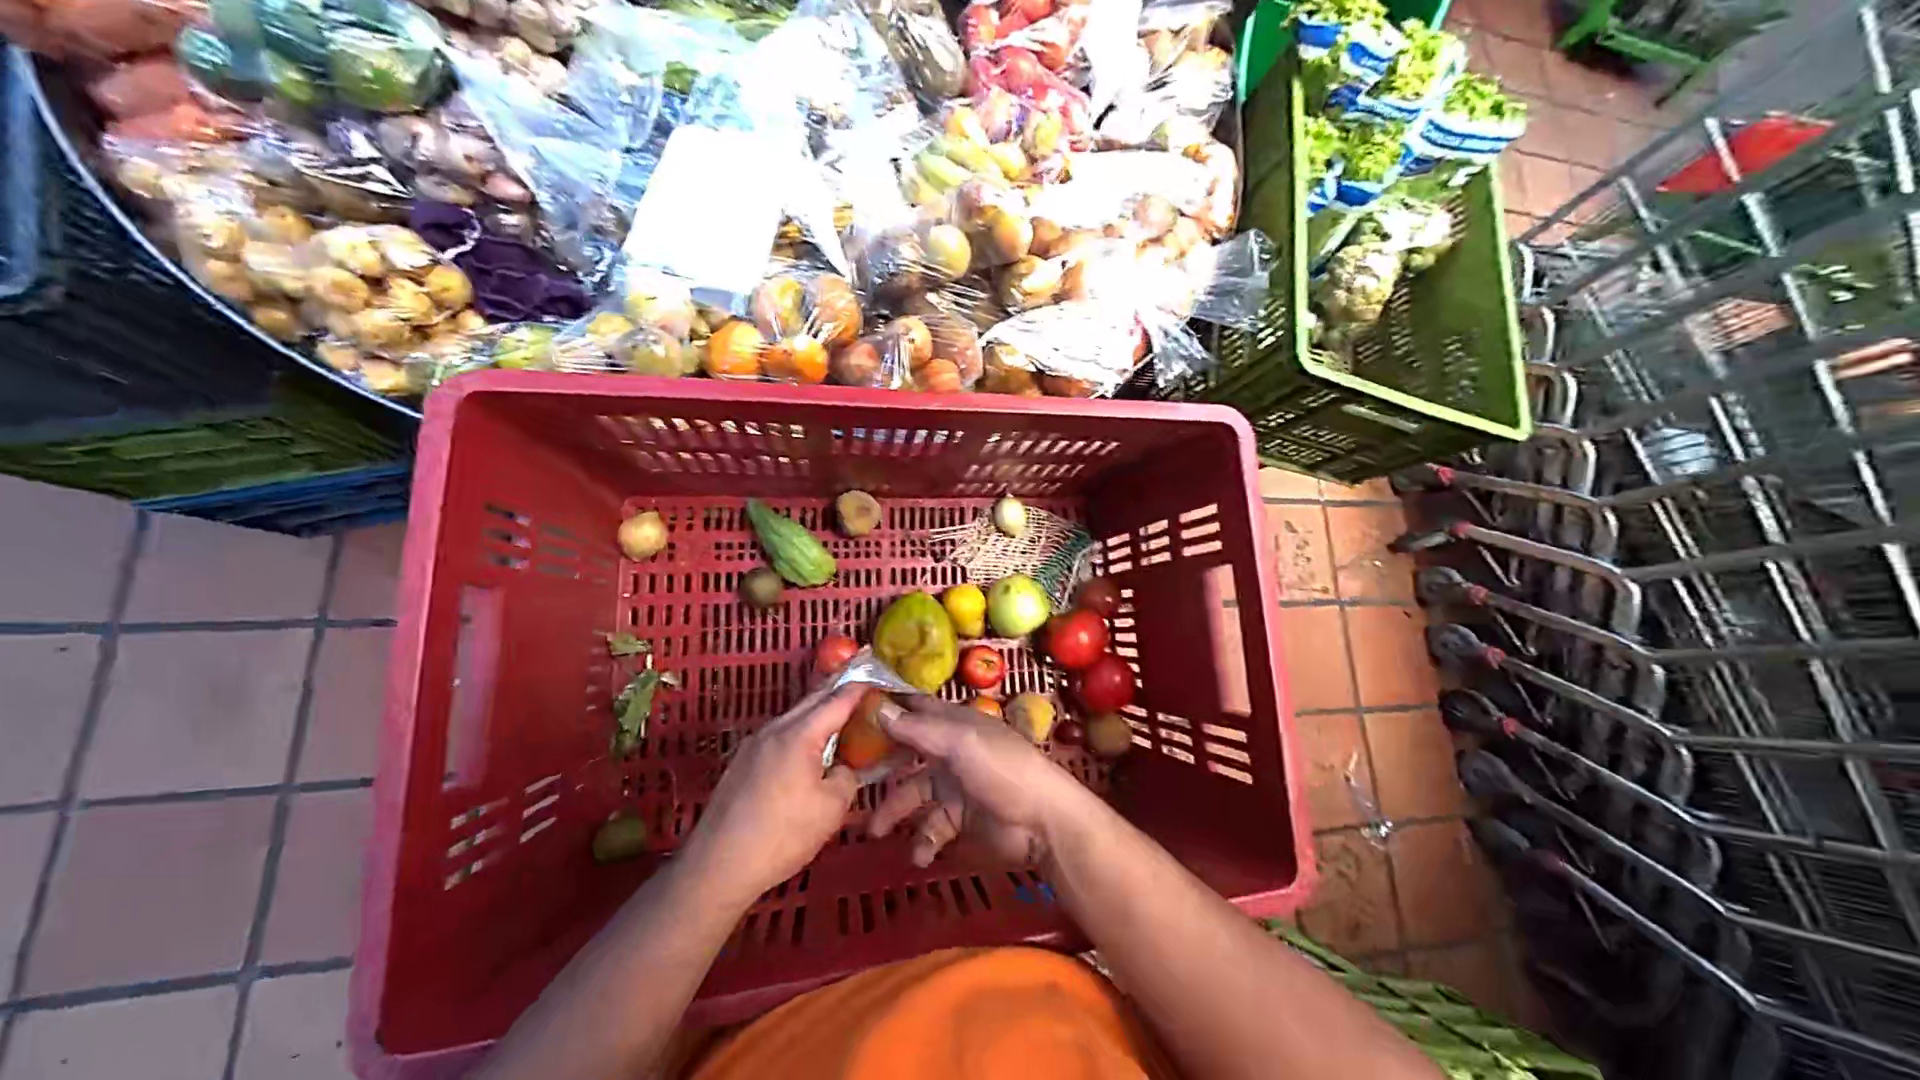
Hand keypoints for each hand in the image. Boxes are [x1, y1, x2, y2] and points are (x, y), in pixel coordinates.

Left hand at [679, 683, 862, 903]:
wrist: (717, 866)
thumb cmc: (782, 835)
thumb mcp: (832, 808)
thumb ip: (847, 777)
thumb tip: (844, 767)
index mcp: (798, 735)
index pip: (836, 700)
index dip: (859, 687)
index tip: (878, 677)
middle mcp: (773, 730)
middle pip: (812, 701)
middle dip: (838, 693)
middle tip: (864, 692)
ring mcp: (753, 745)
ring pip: (794, 719)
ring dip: (818, 715)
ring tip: (842, 721)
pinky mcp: (742, 763)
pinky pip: (780, 736)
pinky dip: (801, 734)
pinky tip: (810, 751)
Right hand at [869, 695, 1096, 866]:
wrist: (1044, 822)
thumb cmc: (1003, 770)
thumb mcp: (960, 742)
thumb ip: (918, 729)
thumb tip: (878, 708)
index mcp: (953, 724)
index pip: (914, 709)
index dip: (886, 709)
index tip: (848, 713)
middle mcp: (950, 751)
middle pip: (906, 753)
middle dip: (880, 766)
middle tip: (847, 778)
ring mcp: (954, 786)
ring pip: (913, 795)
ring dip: (894, 812)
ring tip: (875, 831)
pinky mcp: (960, 820)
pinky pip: (932, 829)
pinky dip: (923, 843)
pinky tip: (921, 855)